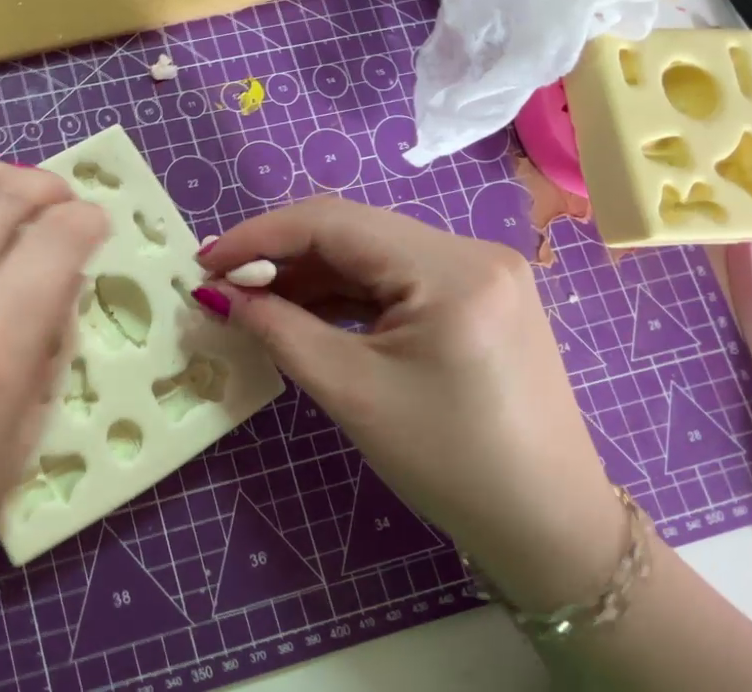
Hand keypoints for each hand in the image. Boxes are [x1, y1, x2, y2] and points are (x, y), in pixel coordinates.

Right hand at [197, 197, 627, 611]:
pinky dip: (342, 291)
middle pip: (350, 229)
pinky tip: (302, 311)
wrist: (549, 529)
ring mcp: (480, 273)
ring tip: (251, 300)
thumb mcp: (349, 390)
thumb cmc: (448, 462)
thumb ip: (275, 328)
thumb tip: (213, 293)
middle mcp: (471, 253)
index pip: (332, 222)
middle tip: (220, 283)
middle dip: (278, 253)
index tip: (202, 262)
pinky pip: (392, 278)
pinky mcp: (477, 298)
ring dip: (307, 272)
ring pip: (368, 252)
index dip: (257, 236)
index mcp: (450, 269)